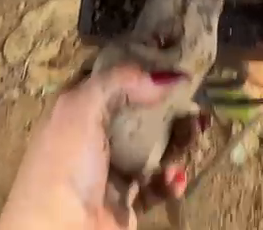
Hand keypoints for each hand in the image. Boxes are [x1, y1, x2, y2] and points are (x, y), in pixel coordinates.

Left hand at [0, 65, 188, 228]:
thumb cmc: (64, 162)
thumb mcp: (82, 107)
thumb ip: (121, 82)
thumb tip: (168, 77)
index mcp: (76, 108)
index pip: (112, 78)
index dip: (140, 67)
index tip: (173, 59)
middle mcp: (92, 136)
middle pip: (138, 112)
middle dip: (168, 105)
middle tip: (197, 100)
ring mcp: (109, 171)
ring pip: (151, 147)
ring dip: (177, 140)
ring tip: (198, 132)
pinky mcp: (124, 203)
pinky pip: (154, 185)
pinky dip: (169, 180)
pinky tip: (176, 178)